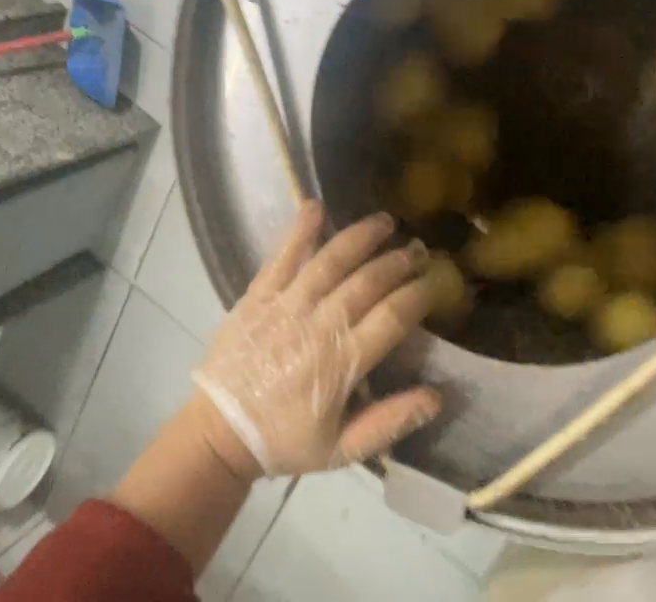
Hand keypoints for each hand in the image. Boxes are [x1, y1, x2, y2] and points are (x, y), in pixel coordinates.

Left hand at [192, 202, 442, 478]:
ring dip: (361, 237)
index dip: (418, 295)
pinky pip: (281, 257)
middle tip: (419, 249)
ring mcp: (286, 307)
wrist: (218, 434)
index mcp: (342, 364)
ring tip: (385, 221)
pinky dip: (299, 231)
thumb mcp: (342, 449)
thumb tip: (437, 396)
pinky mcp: (258, 296)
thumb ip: (390, 421)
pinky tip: (315, 206)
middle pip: (367, 283)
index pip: (392, 317)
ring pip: (330, 262)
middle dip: (398, 262)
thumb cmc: (284, 441)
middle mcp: (318, 327)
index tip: (435, 281)